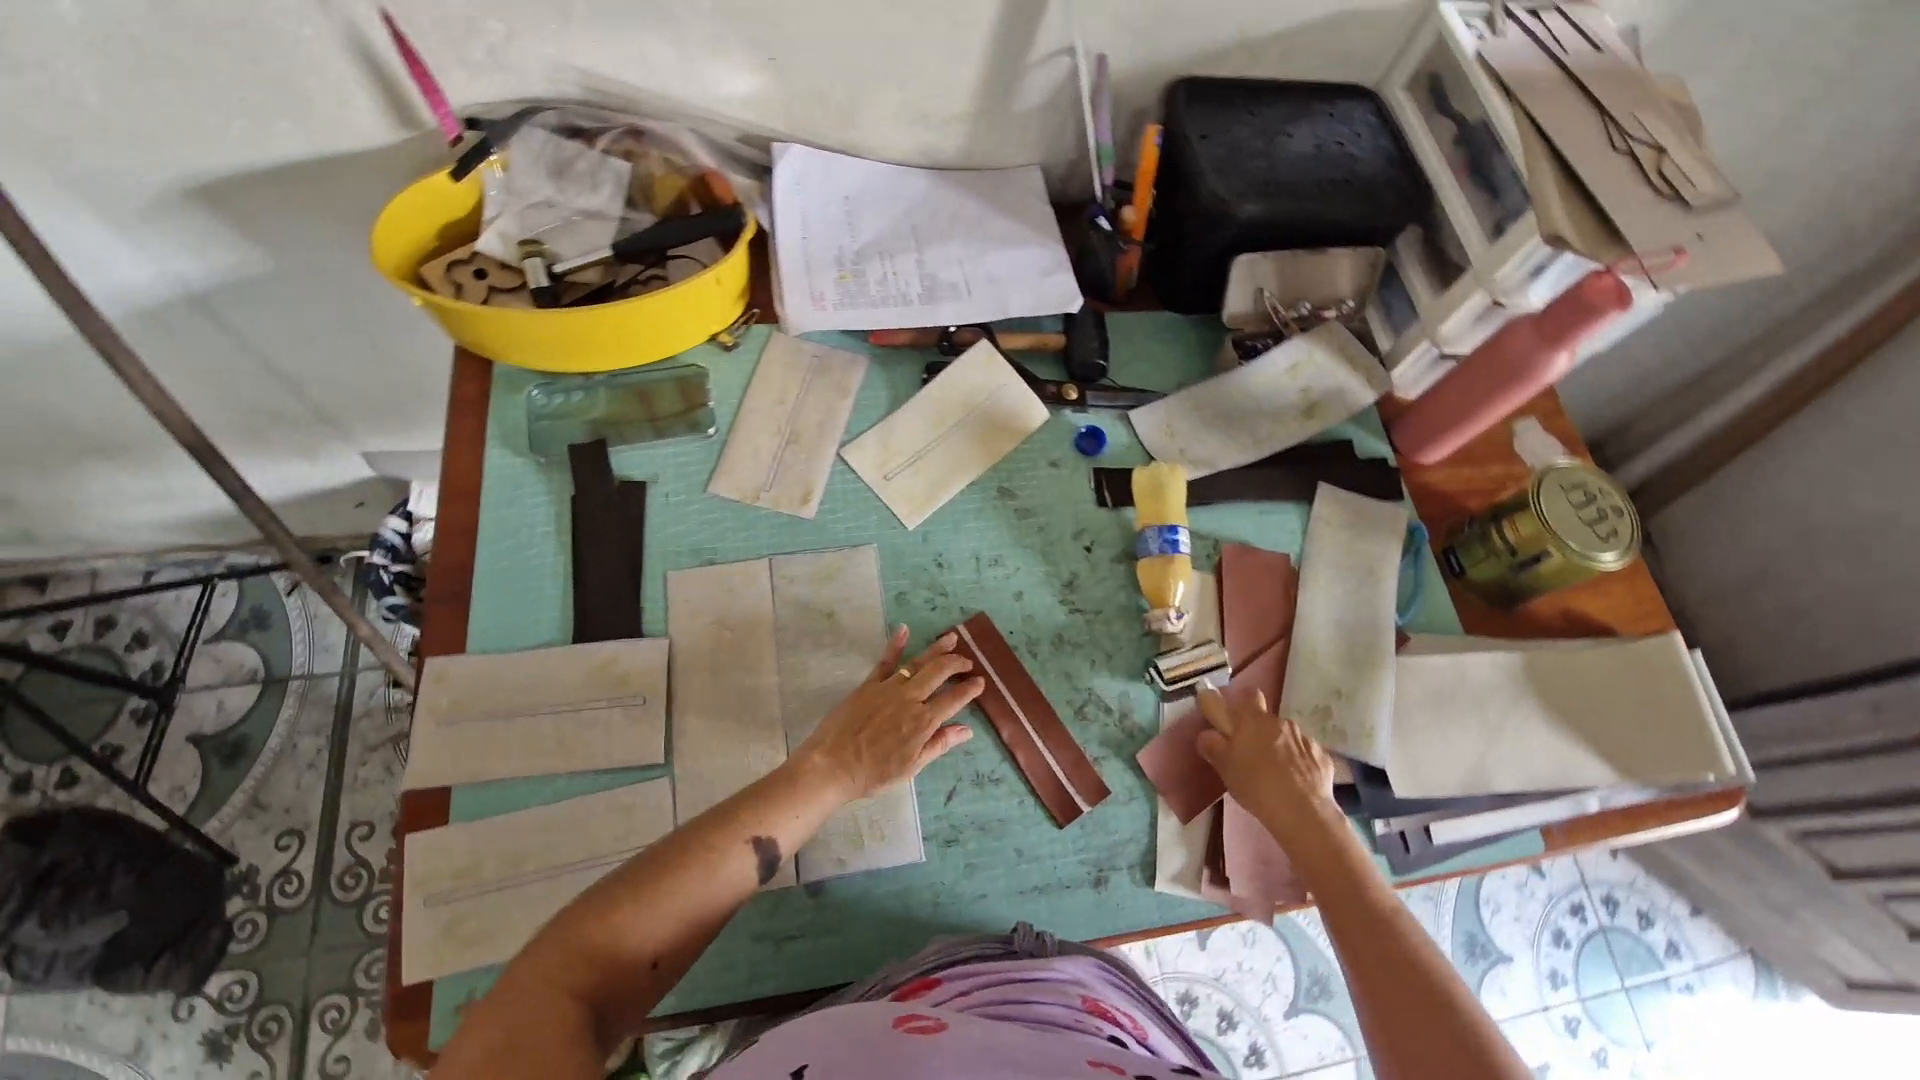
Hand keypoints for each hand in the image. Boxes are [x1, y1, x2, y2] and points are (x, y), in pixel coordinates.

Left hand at [792, 626, 984, 801]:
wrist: (833, 765)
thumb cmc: (874, 773)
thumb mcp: (912, 766)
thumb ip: (939, 744)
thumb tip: (966, 730)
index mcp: (924, 721)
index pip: (954, 699)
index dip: (970, 689)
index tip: (981, 682)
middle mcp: (910, 699)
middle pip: (939, 673)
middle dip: (957, 664)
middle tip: (968, 662)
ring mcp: (889, 688)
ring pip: (918, 663)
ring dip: (937, 649)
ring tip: (951, 638)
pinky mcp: (869, 684)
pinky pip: (885, 661)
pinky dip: (895, 644)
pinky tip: (904, 629)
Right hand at [1195, 684, 1339, 830]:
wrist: (1301, 811)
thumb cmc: (1255, 784)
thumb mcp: (1223, 768)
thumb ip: (1212, 746)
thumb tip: (1206, 734)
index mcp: (1254, 720)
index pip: (1249, 694)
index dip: (1243, 703)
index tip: (1237, 719)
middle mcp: (1281, 722)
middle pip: (1268, 720)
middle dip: (1260, 732)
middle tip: (1251, 756)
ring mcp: (1304, 738)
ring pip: (1288, 736)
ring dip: (1280, 748)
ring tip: (1275, 774)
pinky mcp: (1322, 756)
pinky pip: (1306, 754)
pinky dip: (1299, 764)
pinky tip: (1295, 783)